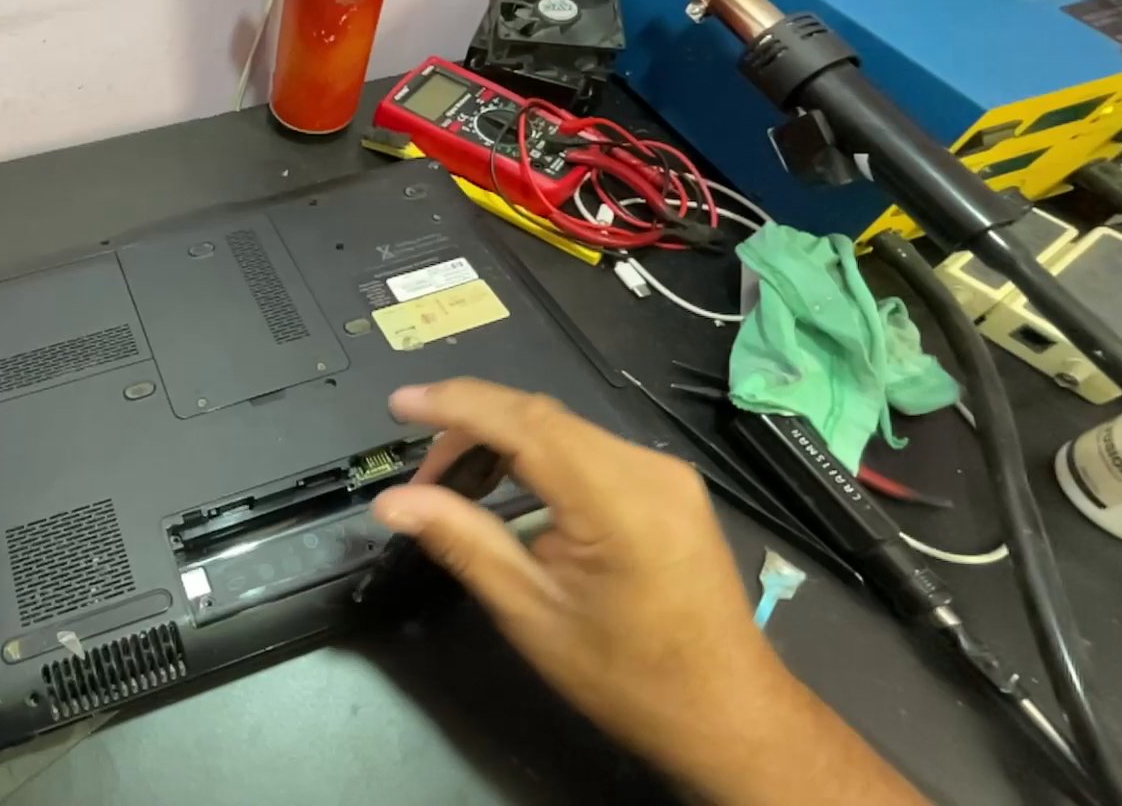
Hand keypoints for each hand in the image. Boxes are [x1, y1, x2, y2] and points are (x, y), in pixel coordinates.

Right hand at [374, 379, 924, 804]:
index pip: (523, 423)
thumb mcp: (529, 611)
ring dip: (495, 442)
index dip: (454, 406)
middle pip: (536, 417)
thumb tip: (390, 503)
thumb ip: (460, 540)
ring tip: (453, 488)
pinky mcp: (661, 482)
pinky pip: (578, 446)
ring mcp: (660, 471)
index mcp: (619, 501)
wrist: (731, 716)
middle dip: (467, 431)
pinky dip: (528, 454)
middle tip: (422, 480)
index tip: (398, 405)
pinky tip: (502, 487)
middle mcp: (646, 468)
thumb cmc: (628, 675)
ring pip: (555, 428)